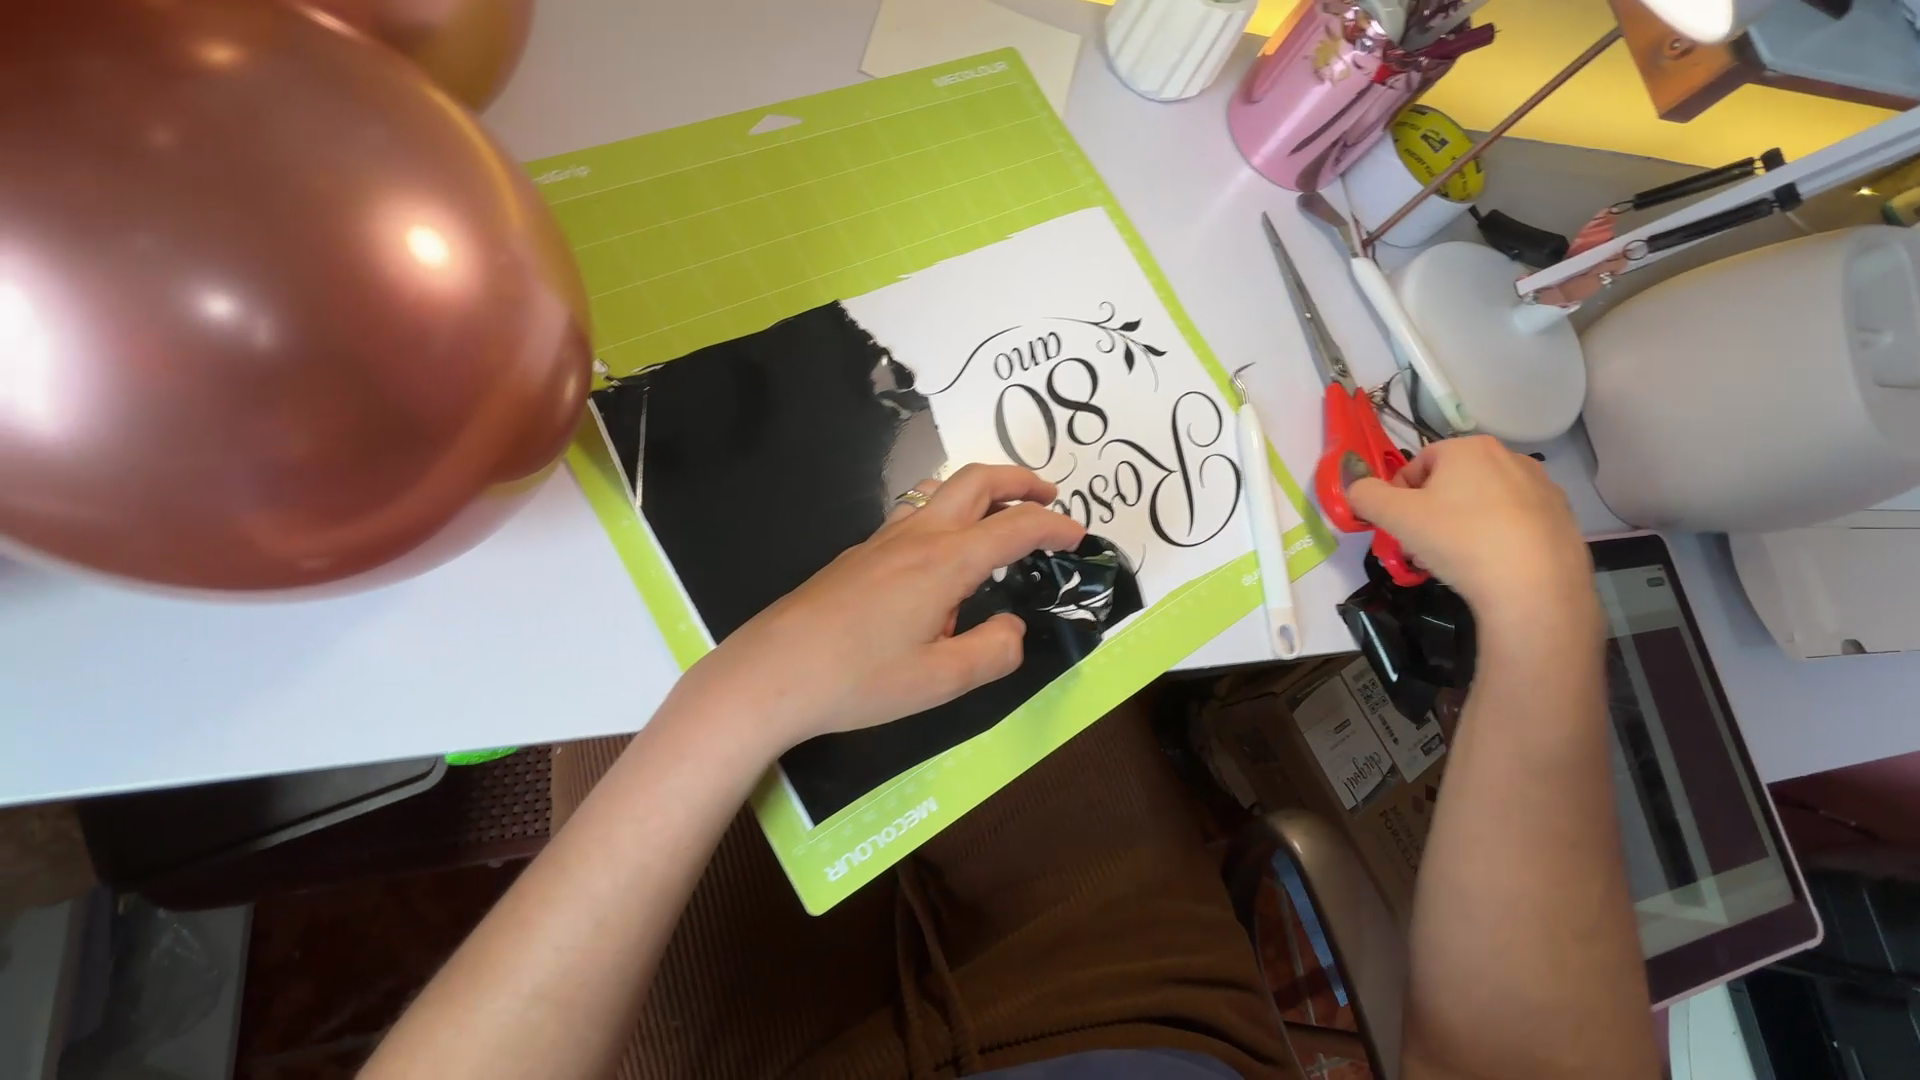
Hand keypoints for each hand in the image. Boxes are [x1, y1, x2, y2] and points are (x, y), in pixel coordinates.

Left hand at [672, 464, 1085, 752]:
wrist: (770, 672)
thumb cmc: (858, 680)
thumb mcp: (940, 681)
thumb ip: (992, 651)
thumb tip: (1012, 627)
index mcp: (944, 562)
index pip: (1014, 527)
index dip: (1053, 526)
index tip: (1078, 535)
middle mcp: (915, 537)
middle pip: (975, 481)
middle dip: (1019, 479)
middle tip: (1049, 497)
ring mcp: (882, 541)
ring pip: (940, 492)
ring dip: (981, 492)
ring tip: (1001, 518)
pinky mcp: (858, 555)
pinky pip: (915, 516)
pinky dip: (950, 516)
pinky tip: (945, 559)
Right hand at [1349, 437, 1593, 624]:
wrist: (1534, 587)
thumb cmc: (1458, 539)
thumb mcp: (1394, 516)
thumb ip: (1365, 495)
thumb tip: (1358, 489)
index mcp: (1469, 449)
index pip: (1418, 463)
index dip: (1399, 494)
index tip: (1398, 526)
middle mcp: (1510, 458)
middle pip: (1451, 483)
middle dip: (1429, 512)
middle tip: (1420, 546)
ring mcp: (1542, 488)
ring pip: (1481, 502)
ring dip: (1459, 525)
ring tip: (1452, 560)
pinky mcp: (1561, 519)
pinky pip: (1513, 522)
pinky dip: (1494, 538)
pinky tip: (1488, 565)